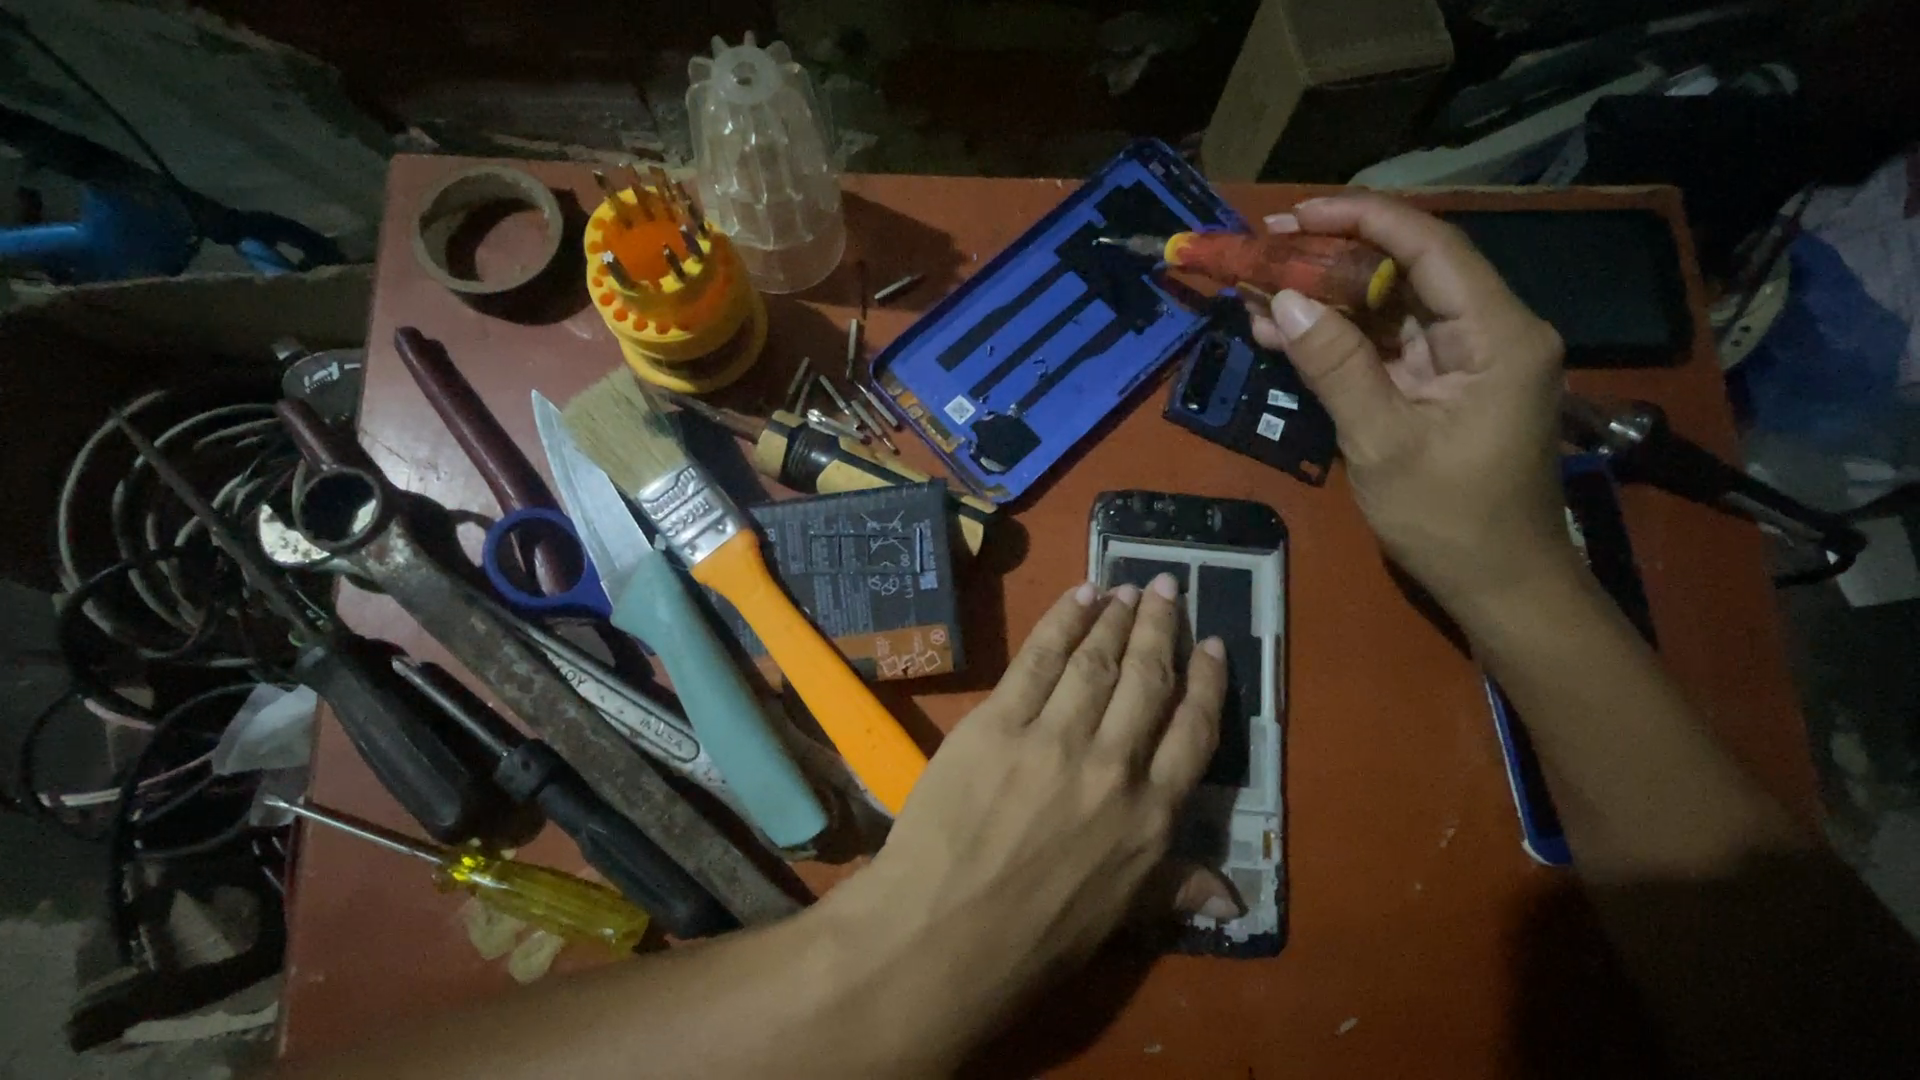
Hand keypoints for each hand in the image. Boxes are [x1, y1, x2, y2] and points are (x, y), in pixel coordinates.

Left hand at [823, 575, 1230, 1063]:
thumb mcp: (1118, 918)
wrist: (942, 935)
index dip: (1207, 681)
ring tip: (1123, 588)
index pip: (1194, 730)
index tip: (1212, 643)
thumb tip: (1233, 899)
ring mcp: (1054, 739)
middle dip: (1159, 627)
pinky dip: (1062, 622)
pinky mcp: (998, 723)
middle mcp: (1113, 766)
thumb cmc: (1035, 937)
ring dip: (1113, 618)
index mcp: (1152, 816)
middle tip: (1164, 588)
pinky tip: (1078, 596)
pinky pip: (1039, 659)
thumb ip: (1174, 889)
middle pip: (1146, 679)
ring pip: (1096, 662)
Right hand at [1249, 194, 1572, 608]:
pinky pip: (1384, 347)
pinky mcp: (1440, 386)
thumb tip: (1280, 301)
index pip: (1430, 247)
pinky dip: (1337, 341)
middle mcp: (1488, 332)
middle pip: (1407, 270)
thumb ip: (1334, 366)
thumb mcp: (1382, 441)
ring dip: (1325, 300)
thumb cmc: (1450, 519)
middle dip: (1333, 257)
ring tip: (1257, 289)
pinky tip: (1283, 334)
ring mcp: (1463, 360)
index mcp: (1497, 334)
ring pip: (1389, 308)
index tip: (1296, 214)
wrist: (1498, 584)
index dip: (1362, 220)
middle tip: (1265, 247)